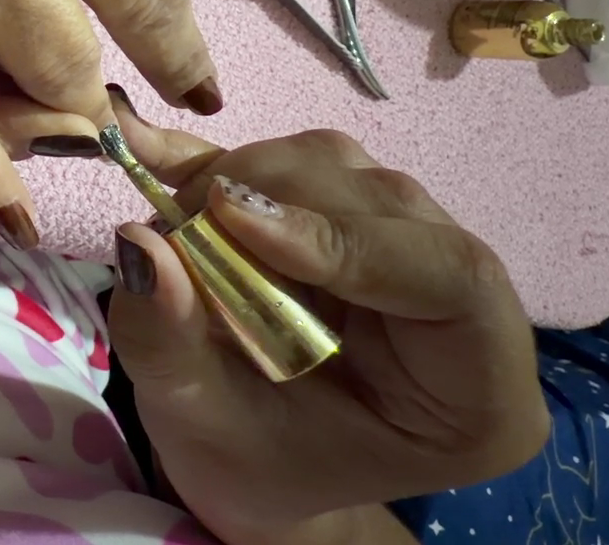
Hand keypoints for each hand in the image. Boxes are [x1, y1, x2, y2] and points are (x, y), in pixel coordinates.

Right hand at [103, 97, 548, 544]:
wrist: (239, 453)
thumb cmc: (239, 459)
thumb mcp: (194, 418)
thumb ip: (167, 339)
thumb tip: (139, 241)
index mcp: (468, 394)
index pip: (453, 279)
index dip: (343, 234)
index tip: (227, 216)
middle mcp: (455, 311)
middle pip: (383, 204)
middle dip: (267, 198)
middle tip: (178, 224)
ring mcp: (398, 253)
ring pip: (337, 168)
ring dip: (241, 177)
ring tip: (179, 221)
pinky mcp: (339, 218)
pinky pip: (287, 160)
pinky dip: (212, 155)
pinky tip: (149, 149)